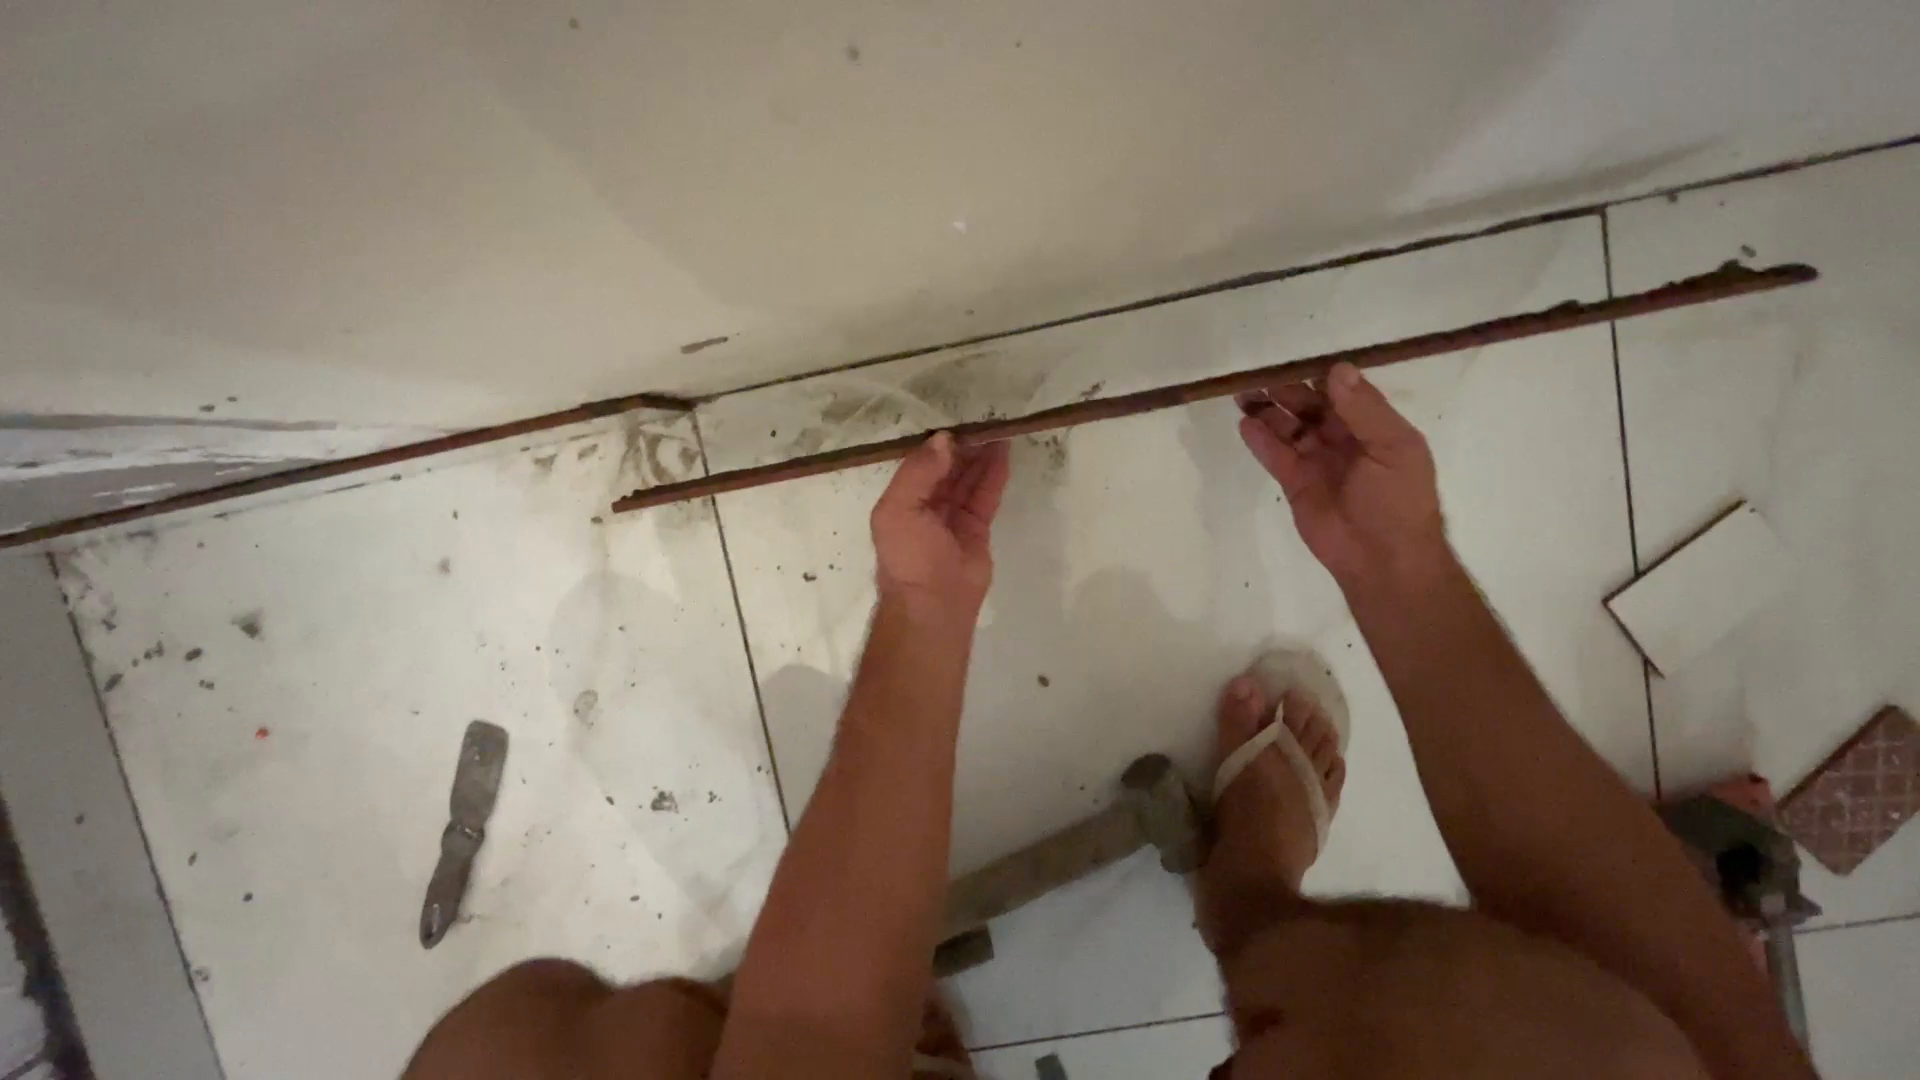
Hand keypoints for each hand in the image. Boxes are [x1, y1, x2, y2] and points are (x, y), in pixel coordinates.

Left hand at [870, 432, 1011, 615]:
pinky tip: (1003, 453)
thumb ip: (918, 472)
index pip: (919, 464)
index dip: (936, 443)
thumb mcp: (898, 509)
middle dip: (962, 447)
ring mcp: (952, 518)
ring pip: (968, 479)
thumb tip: (944, 439)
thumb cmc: (909, 555)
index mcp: (900, 501)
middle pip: (946, 469)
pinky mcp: (977, 529)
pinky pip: (986, 496)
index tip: (955, 419)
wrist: (934, 602)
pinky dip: (994, 475)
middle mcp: (925, 507)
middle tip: (981, 419)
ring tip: (997, 429)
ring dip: (980, 456)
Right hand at [1237, 362, 1447, 585]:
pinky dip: (1260, 440)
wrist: (1383, 558)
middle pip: (1308, 407)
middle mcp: (1342, 439)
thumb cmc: (1398, 500)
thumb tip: (1336, 369)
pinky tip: (1244, 423)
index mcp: (1372, 426)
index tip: (1293, 357)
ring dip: (1267, 411)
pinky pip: (1274, 455)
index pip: (1341, 391)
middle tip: (1258, 375)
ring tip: (1242, 393)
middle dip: (1285, 390)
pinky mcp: (1294, 483)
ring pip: (1287, 428)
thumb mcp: (1394, 447)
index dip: (1318, 375)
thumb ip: (1365, 409)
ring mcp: (1316, 461)